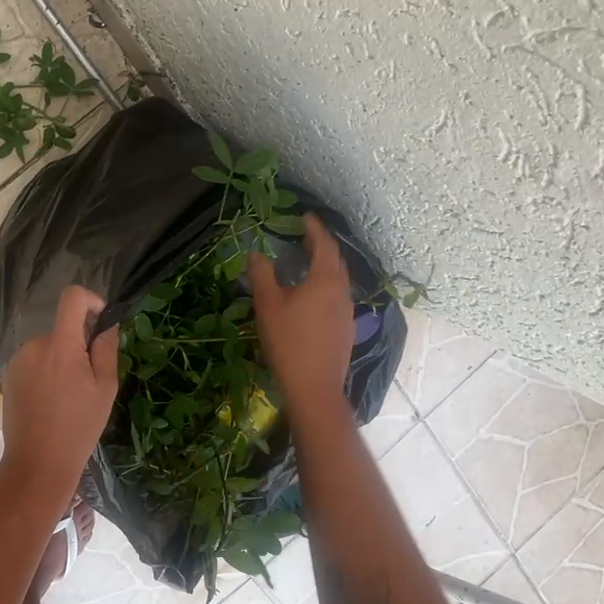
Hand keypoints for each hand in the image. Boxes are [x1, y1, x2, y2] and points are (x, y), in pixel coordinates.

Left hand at [0, 285, 120, 482]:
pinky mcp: (8, 376)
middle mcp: (34, 345)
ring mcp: (17, 361)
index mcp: (60, 345)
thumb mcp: (105, 388)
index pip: (72, 298)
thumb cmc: (78, 426)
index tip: (101, 321)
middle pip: (62, 330)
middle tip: (88, 383)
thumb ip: (106, 349)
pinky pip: (34, 363)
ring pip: (49, 349)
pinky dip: (46, 374)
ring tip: (68, 398)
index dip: (91, 300)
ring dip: (61, 362)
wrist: (38, 461)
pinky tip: (50, 404)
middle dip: (77, 347)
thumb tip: (107, 323)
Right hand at [249, 213, 354, 415]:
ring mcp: (347, 312)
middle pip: (335, 261)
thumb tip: (256, 253)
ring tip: (307, 263)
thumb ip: (262, 275)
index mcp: (324, 280)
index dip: (314, 229)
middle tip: (305, 237)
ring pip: (338, 280)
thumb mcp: (267, 305)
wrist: (314, 386)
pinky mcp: (346, 329)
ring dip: (324, 267)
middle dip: (322, 246)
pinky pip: (337, 297)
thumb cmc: (288, 342)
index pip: (324, 245)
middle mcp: (341, 291)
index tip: (305, 216)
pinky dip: (325, 286)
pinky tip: (312, 296)